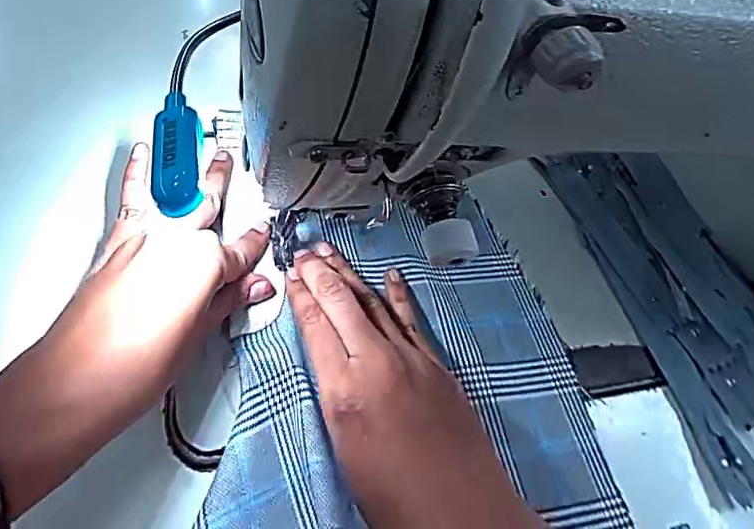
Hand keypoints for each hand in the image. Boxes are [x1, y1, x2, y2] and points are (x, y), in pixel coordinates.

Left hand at [0, 143, 271, 527]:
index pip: (240, 250)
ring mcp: (146, 234)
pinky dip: (138, 170)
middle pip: (208, 203)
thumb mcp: (194, 340)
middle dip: (221, 179)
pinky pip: (133, 192)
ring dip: (186, 163)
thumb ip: (225, 303)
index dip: (254, 244)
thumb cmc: (131, 368)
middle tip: (228, 158)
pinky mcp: (119, 237)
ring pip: (174, 188)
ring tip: (196, 142)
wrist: (75, 376)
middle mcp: (177, 240)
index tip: (261, 236)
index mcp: (205, 265)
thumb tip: (253, 288)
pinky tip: (141, 154)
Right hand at [287, 246, 542, 528]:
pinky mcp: (436, 365)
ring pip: (372, 301)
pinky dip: (396, 294)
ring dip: (347, 272)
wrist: (463, 517)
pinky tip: (389, 275)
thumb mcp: (343, 444)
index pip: (315, 324)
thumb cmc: (396, 498)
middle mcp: (377, 364)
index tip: (290, 277)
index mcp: (345, 390)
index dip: (300, 295)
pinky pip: (409, 319)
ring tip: (329, 252)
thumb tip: (322, 351)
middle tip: (303, 253)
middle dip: (318, 272)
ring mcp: (410, 359)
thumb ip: (330, 388)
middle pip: (340, 302)